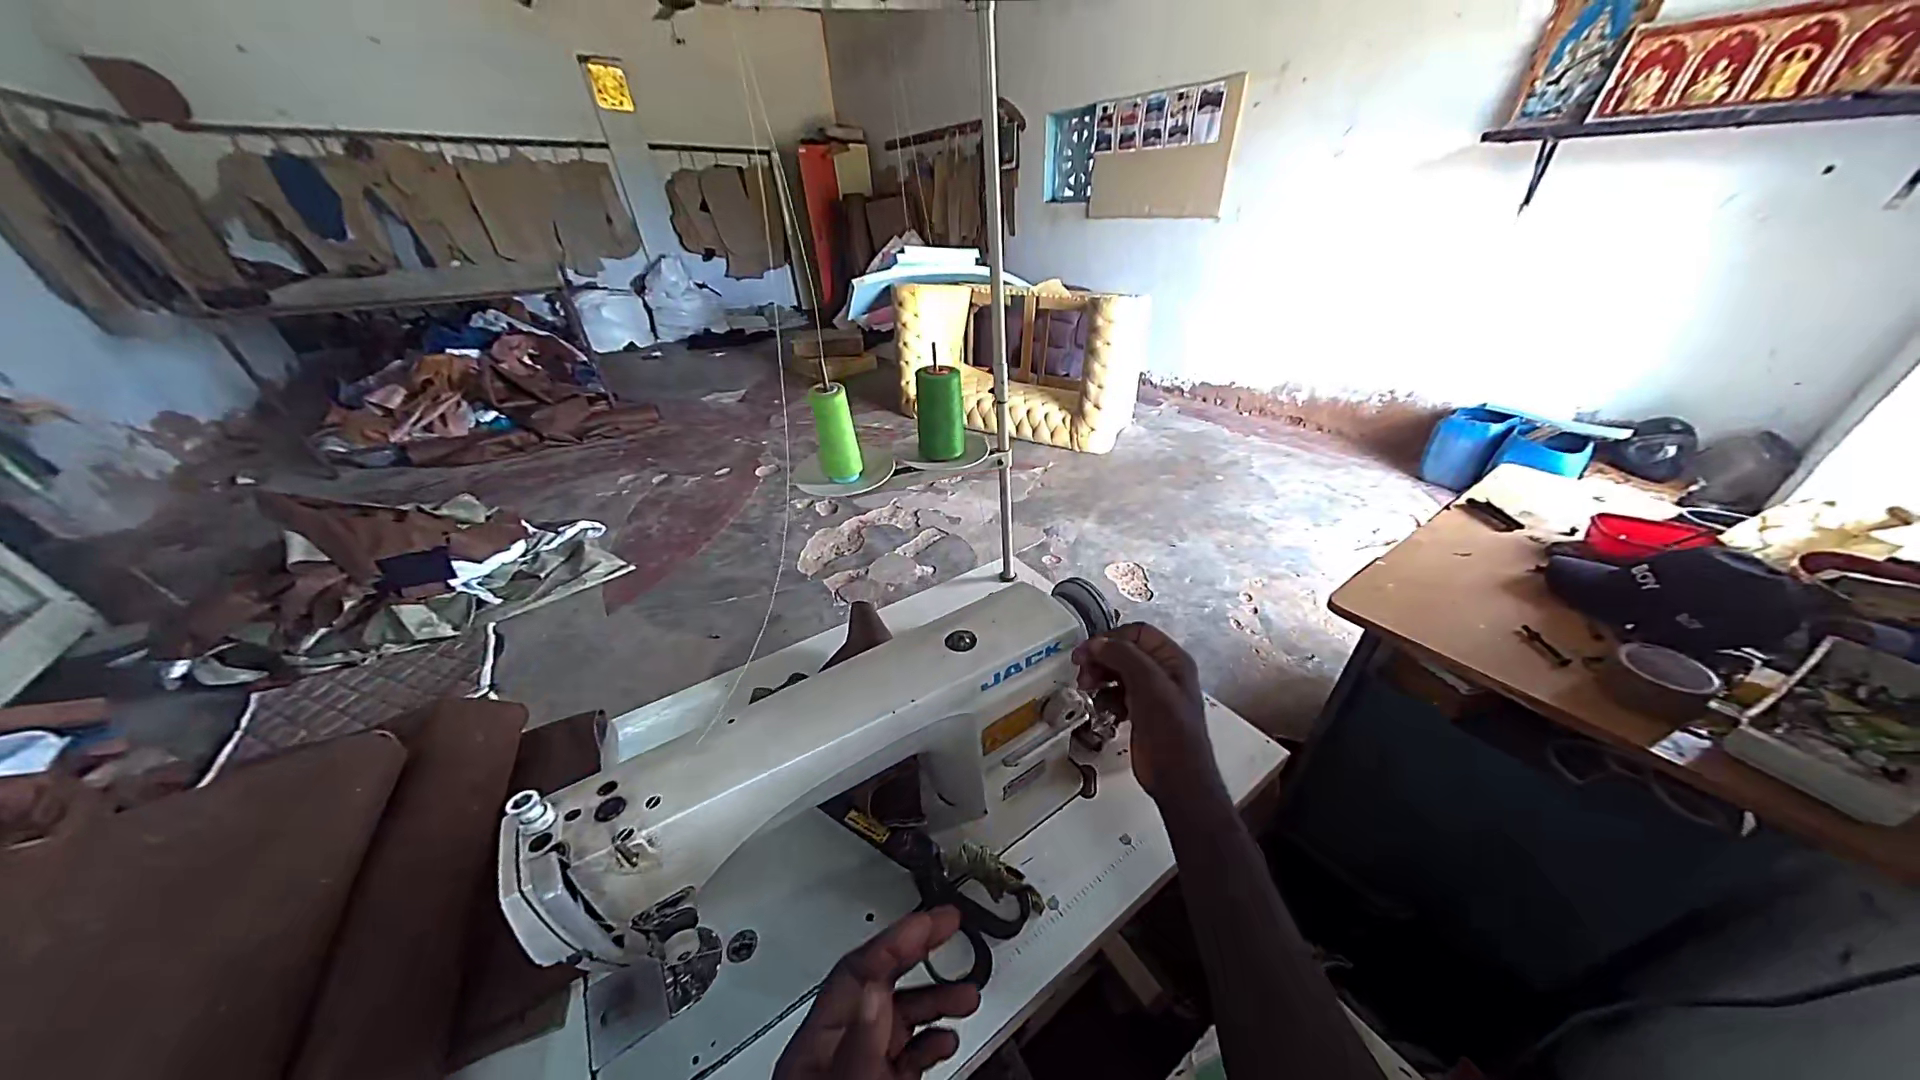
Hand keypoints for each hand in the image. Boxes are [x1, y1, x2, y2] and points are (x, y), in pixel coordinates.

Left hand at [773, 907, 981, 1079]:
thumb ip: (859, 1041)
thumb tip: (875, 989)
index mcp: (817, 1042)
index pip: (858, 969)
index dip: (897, 938)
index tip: (931, 918)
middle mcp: (837, 1048)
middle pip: (881, 981)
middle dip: (919, 950)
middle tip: (951, 923)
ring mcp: (858, 1065)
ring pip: (899, 1016)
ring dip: (935, 998)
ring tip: (966, 992)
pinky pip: (906, 1052)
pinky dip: (930, 1038)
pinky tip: (946, 1036)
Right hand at [1072, 623, 1222, 803]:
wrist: (1177, 777)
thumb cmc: (1172, 733)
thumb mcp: (1149, 686)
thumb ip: (1124, 657)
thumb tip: (1099, 644)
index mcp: (1172, 660)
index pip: (1137, 633)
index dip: (1111, 638)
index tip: (1089, 650)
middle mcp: (1163, 673)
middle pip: (1124, 651)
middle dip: (1101, 658)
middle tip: (1083, 669)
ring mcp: (1151, 693)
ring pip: (1117, 672)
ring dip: (1099, 677)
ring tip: (1087, 688)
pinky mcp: (1140, 712)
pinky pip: (1115, 694)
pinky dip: (1104, 697)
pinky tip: (1101, 706)